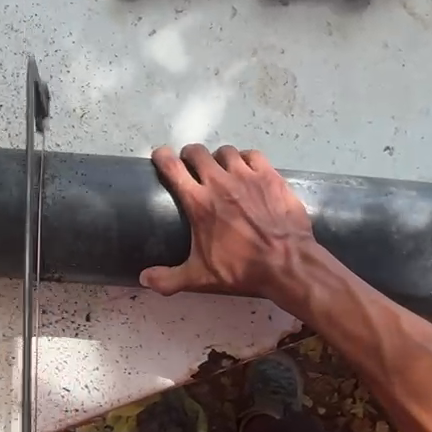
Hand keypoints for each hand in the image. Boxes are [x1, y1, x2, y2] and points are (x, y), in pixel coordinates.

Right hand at [140, 144, 322, 308]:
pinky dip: (246, 159)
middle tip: (191, 166)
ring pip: (226, 152)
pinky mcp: (270, 176)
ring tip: (221, 169)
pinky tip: (247, 170)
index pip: (173, 168)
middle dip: (190, 156)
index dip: (162, 157)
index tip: (160, 156)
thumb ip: (169, 279)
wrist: (287, 263)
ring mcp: (247, 176)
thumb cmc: (241, 269)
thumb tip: (144, 279)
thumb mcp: (200, 277)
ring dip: (219, 158)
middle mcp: (220, 182)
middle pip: (198, 152)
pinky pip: (253, 155)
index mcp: (199, 202)